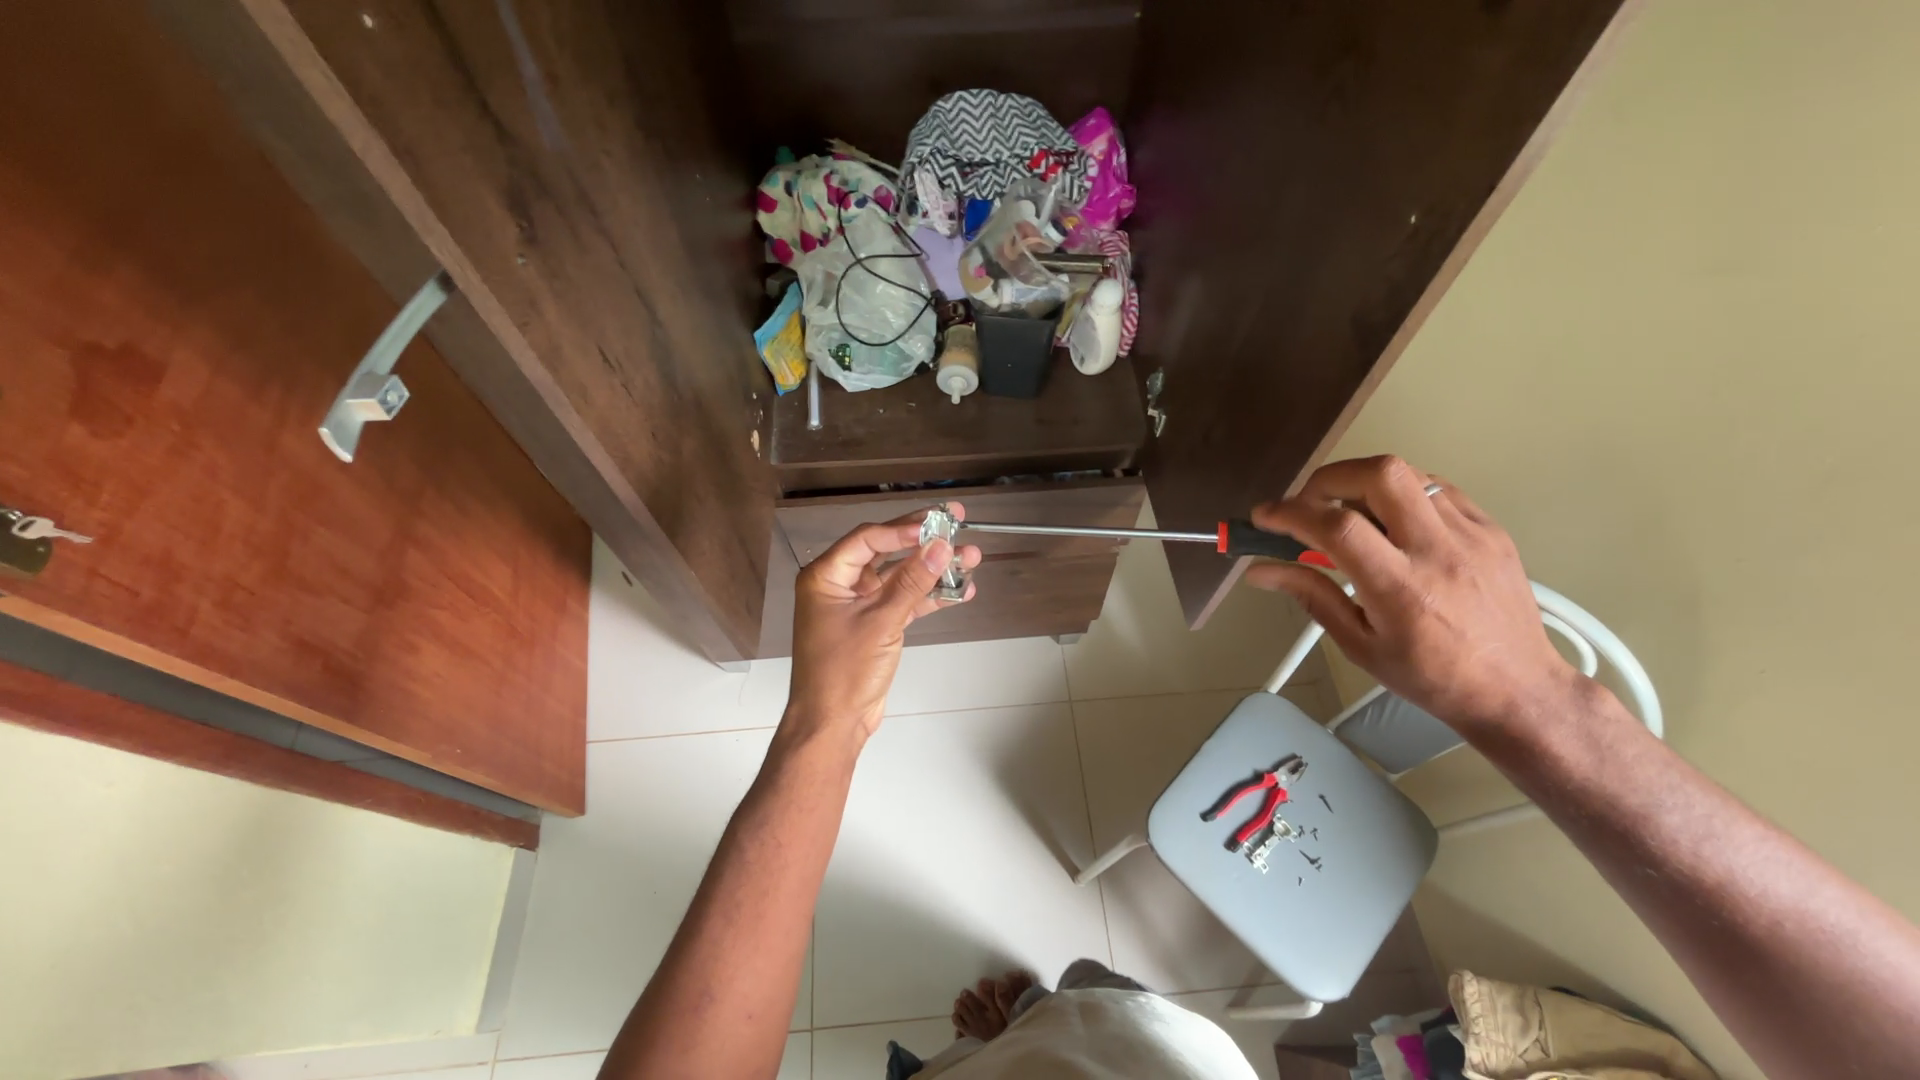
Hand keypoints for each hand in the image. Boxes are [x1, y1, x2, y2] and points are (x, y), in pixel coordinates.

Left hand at [785, 506, 981, 743]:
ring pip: (900, 577)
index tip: (937, 525)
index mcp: (826, 577)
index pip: (868, 539)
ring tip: (971, 556)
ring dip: (933, 570)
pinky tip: (961, 590)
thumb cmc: (844, 671)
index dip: (903, 529)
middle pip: (886, 551)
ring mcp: (859, 605)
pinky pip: (905, 602)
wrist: (833, 724)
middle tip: (956, 519)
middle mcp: (840, 585)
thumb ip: (912, 582)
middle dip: (923, 541)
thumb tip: (940, 545)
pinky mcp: (875, 625)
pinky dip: (929, 597)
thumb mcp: (881, 622)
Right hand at [1242, 456, 1580, 733]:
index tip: (1265, 517)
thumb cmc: (1430, 676)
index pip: (1337, 527)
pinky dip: (1402, 495)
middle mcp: (1438, 551)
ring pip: (1409, 474)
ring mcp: (1471, 534)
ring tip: (1349, 515)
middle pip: (1380, 475)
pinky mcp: (1491, 528)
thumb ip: (1310, 596)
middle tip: (1310, 504)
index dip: (1290, 513)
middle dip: (1330, 478)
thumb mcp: (1359, 645)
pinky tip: (1391, 523)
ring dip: (1364, 485)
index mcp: (1400, 589)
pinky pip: (1437, 489)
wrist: (1516, 687)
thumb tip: (1260, 570)